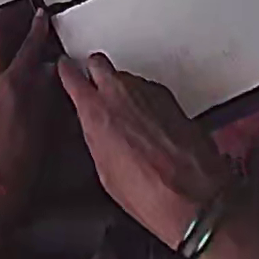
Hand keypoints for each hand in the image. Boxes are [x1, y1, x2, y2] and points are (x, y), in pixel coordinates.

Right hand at [57, 52, 235, 246]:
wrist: (193, 198)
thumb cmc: (150, 193)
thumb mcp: (105, 173)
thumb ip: (96, 137)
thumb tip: (96, 130)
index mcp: (95, 110)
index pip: (71, 74)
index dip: (66, 71)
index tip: (65, 68)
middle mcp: (118, 92)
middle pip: (98, 61)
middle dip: (95, 70)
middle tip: (96, 85)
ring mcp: (144, 89)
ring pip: (125, 76)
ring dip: (123, 90)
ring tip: (129, 117)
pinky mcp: (167, 95)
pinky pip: (147, 89)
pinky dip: (145, 101)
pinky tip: (151, 125)